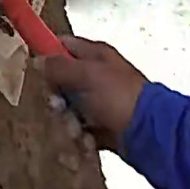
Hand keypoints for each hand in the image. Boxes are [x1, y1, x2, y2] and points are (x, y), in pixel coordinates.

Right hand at [36, 36, 147, 151]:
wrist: (152, 134)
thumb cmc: (118, 96)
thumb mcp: (86, 76)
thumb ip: (59, 67)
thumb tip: (36, 60)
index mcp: (95, 55)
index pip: (64, 45)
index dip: (48, 55)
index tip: (38, 72)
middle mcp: (97, 75)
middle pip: (63, 81)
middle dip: (58, 98)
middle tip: (59, 108)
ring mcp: (102, 101)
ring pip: (71, 108)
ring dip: (70, 122)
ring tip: (78, 132)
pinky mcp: (105, 126)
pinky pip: (83, 128)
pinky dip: (83, 137)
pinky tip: (88, 143)